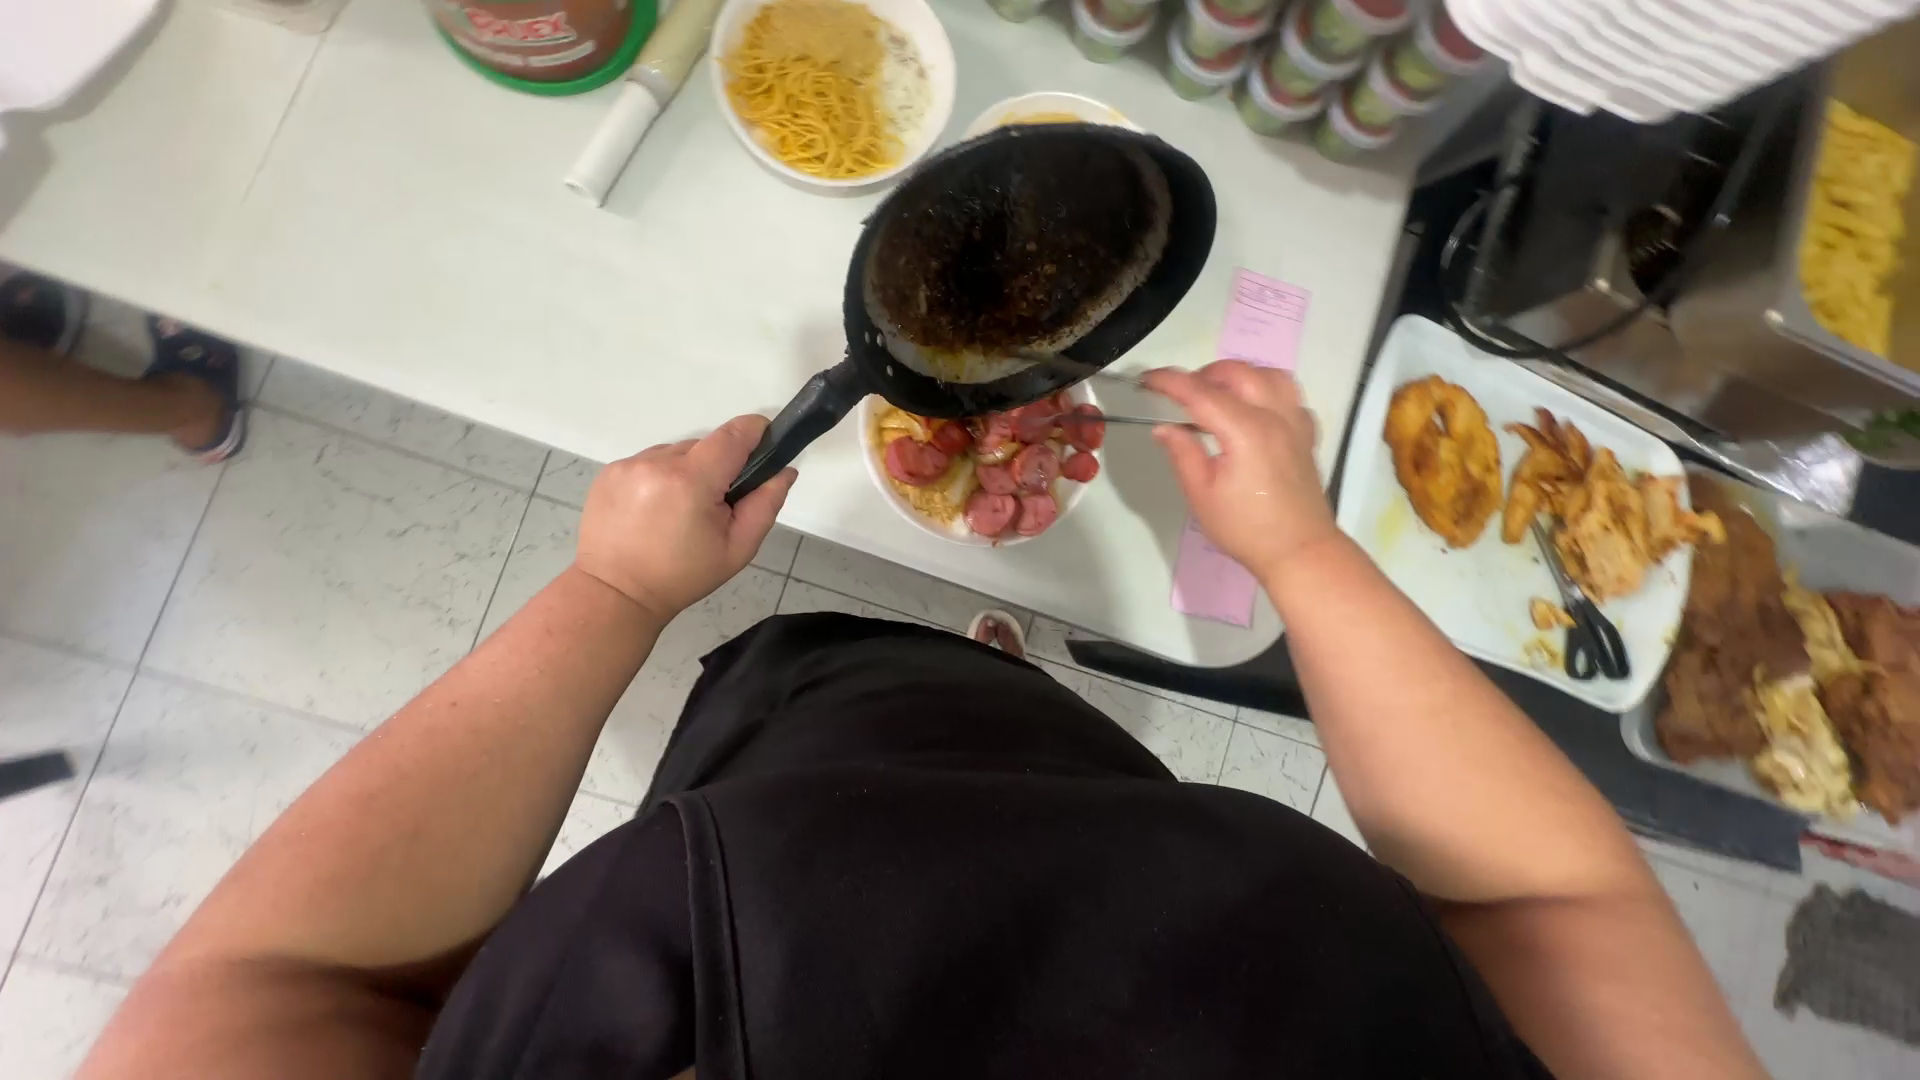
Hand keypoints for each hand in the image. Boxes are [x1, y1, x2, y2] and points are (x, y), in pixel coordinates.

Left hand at [573, 415, 796, 619]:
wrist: (617, 593)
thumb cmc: (684, 576)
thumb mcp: (738, 547)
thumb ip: (766, 504)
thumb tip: (784, 471)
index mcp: (691, 481)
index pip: (733, 435)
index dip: (755, 432)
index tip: (766, 443)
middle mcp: (656, 463)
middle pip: (705, 446)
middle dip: (717, 468)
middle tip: (715, 506)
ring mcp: (628, 465)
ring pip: (676, 453)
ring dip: (687, 472)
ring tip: (680, 511)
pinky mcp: (609, 471)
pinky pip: (650, 462)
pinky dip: (660, 479)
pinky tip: (655, 510)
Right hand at [1145, 361, 1340, 578]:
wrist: (1298, 550)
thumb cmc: (1245, 528)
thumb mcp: (1201, 495)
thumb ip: (1182, 453)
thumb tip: (1164, 427)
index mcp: (1245, 431)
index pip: (1201, 392)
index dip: (1169, 382)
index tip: (1146, 381)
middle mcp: (1274, 417)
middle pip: (1238, 373)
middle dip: (1203, 375)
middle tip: (1180, 395)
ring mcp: (1295, 423)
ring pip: (1269, 375)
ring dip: (1239, 376)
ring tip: (1217, 395)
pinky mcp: (1306, 435)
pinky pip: (1289, 396)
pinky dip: (1266, 392)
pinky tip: (1252, 411)